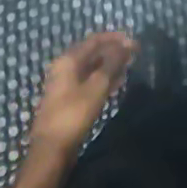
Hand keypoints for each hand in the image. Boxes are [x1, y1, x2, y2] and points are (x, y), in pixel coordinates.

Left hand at [29, 32, 136, 156]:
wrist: (51, 149)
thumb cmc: (74, 113)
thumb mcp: (98, 86)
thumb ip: (112, 63)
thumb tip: (126, 44)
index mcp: (68, 60)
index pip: (95, 40)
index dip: (116, 38)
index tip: (134, 41)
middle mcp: (64, 68)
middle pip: (92, 52)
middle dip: (114, 51)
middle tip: (135, 55)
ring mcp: (65, 84)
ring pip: (91, 67)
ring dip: (110, 65)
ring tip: (130, 67)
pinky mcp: (68, 98)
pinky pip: (89, 81)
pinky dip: (104, 78)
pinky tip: (118, 82)